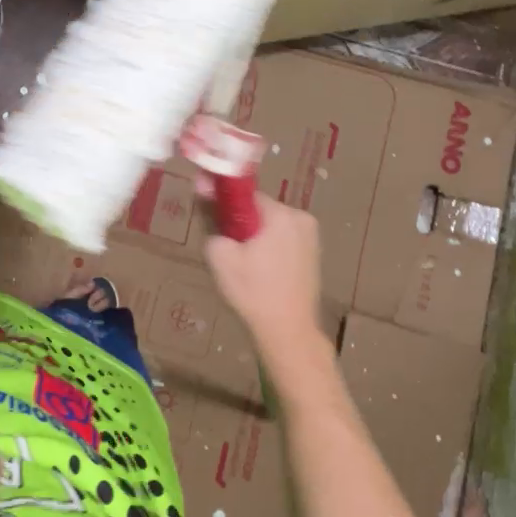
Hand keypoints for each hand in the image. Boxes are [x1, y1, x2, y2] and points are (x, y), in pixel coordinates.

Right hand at [205, 193, 326, 350]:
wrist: (288, 333)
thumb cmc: (252, 292)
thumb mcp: (220, 254)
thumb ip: (210, 216)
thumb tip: (201, 184)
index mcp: (281, 214)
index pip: (244, 195)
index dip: (224, 205)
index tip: (213, 221)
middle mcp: (301, 218)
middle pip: (258, 210)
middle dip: (240, 223)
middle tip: (227, 249)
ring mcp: (312, 237)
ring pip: (270, 225)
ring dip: (255, 236)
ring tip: (243, 264)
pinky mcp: (314, 254)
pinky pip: (283, 239)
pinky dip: (269, 247)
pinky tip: (260, 271)